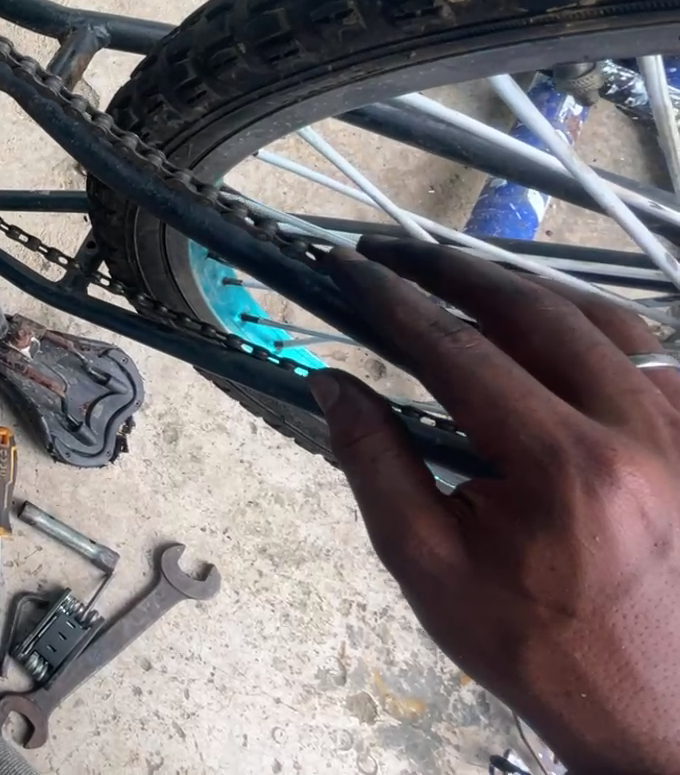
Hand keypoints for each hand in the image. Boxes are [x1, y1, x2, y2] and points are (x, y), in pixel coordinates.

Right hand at [312, 238, 679, 773]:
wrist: (671, 725)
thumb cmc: (531, 644)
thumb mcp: (422, 559)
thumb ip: (373, 459)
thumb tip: (330, 382)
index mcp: (560, 463)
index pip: (456, 348)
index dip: (391, 298)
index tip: (344, 266)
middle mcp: (644, 434)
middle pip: (540, 312)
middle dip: (453, 268)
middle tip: (391, 250)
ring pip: (615, 324)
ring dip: (526, 286)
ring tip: (462, 272)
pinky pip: (665, 363)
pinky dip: (601, 327)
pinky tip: (555, 326)